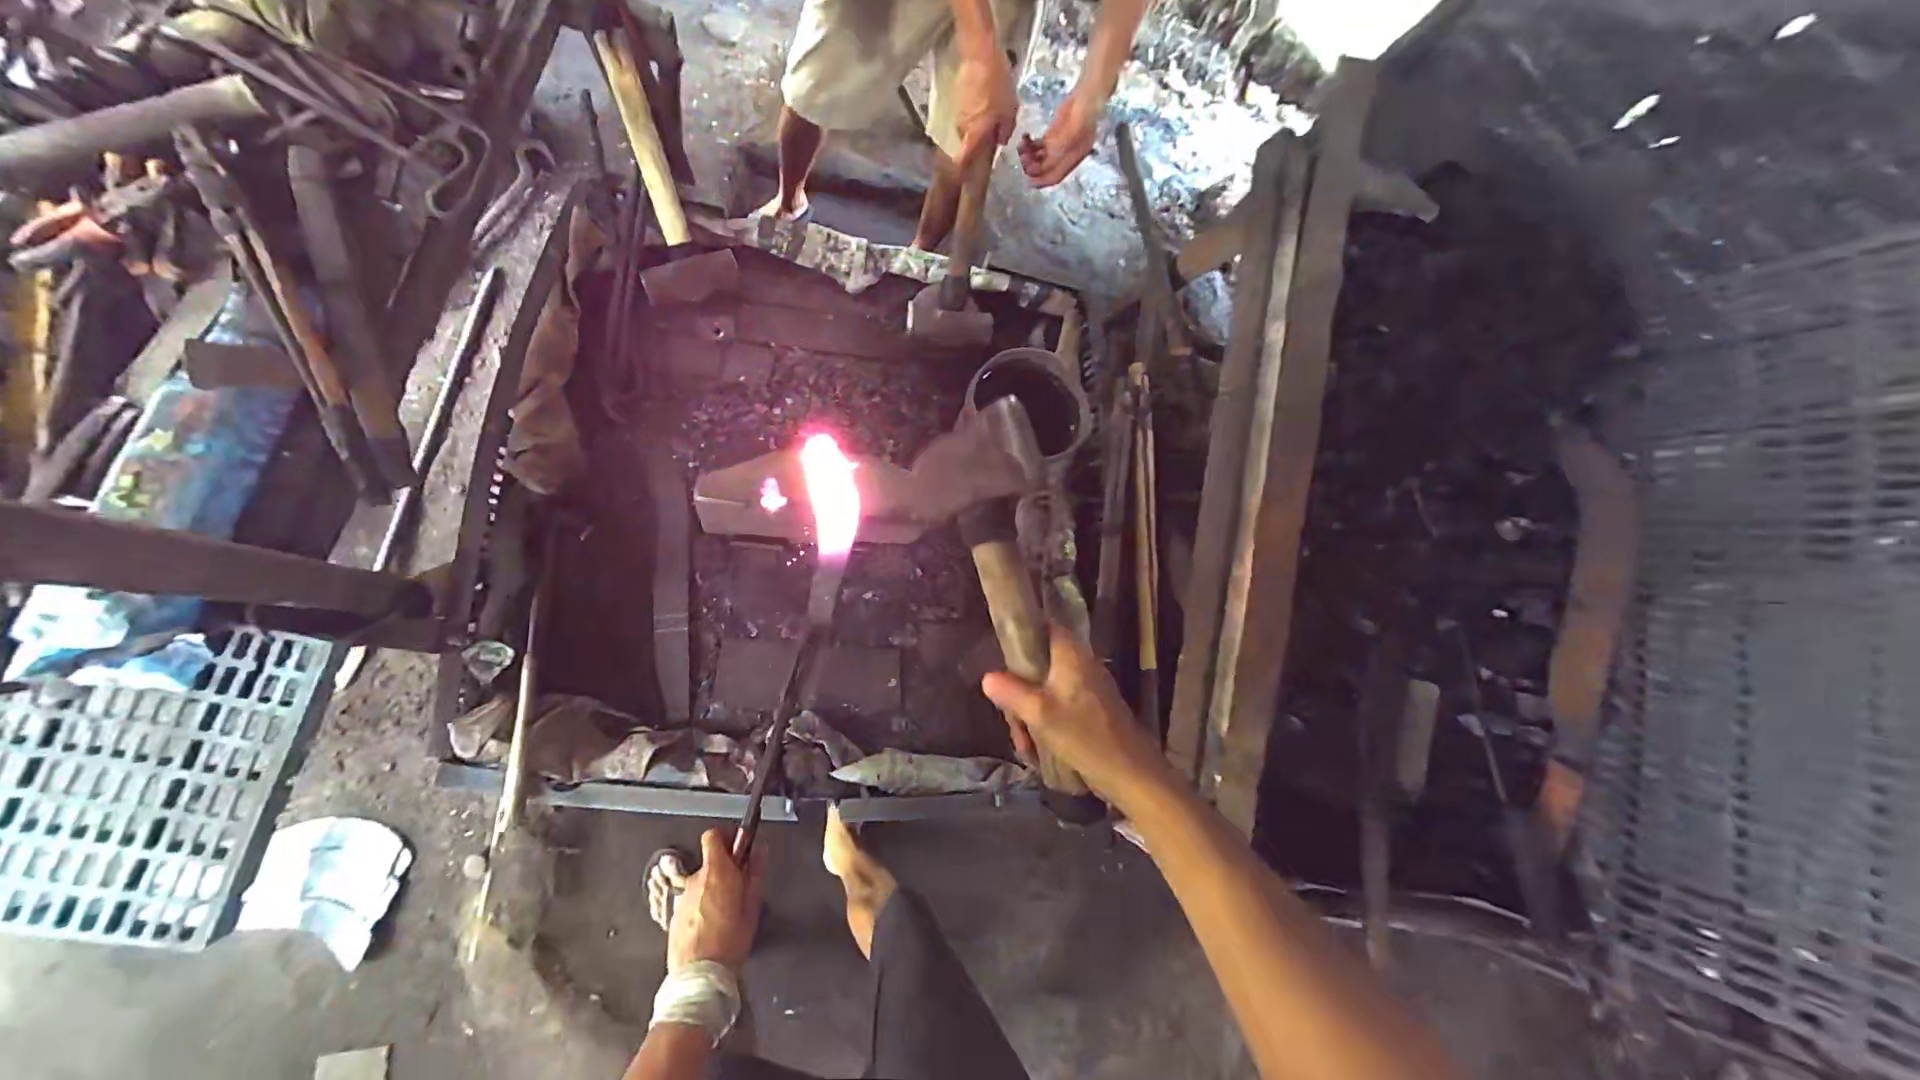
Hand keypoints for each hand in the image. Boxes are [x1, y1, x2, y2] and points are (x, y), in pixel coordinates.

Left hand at [667, 829, 764, 974]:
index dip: (727, 836)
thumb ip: (755, 871)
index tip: (739, 846)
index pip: (713, 834)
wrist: (698, 978)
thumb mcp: (752, 904)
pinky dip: (703, 905)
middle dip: (725, 868)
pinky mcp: (674, 916)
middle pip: (710, 860)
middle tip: (741, 885)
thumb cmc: (729, 941)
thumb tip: (759, 847)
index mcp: (716, 871)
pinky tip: (714, 925)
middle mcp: (696, 880)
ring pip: (702, 883)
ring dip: (714, 888)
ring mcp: (683, 898)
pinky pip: (693, 901)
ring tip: (728, 911)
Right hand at [951, 46, 1017, 172]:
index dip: (962, 170)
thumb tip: (1000, 141)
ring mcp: (958, 112)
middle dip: (976, 144)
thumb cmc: (997, 86)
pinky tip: (985, 101)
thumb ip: (1005, 131)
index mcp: (975, 134)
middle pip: (966, 143)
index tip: (964, 178)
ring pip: (967, 127)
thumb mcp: (1010, 111)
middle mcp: (962, 127)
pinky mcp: (957, 99)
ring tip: (990, 115)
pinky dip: (974, 112)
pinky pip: (967, 113)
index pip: (963, 159)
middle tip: (990, 137)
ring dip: (976, 126)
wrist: (980, 53)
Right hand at [981, 625, 1173, 805]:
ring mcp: (1089, 687)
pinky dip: (1045, 721)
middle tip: (1012, 719)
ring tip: (1025, 741)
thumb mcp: (1040, 714)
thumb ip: (1011, 692)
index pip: (1045, 627)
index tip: (1000, 654)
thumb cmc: (1085, 736)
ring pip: (1047, 687)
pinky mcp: (1093, 709)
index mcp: (1071, 655)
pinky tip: (1038, 747)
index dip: (1022, 634)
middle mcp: (1082, 663)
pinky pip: (1059, 704)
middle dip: (1019, 689)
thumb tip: (987, 677)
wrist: (1131, 773)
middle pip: (1040, 662)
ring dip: (1030, 711)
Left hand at [1018, 90, 1102, 186]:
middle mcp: (1065, 156)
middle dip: (1032, 167)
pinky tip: (1024, 138)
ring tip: (1021, 146)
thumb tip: (1045, 161)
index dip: (1041, 180)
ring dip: (1028, 156)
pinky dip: (1029, 146)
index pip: (1055, 176)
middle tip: (1022, 157)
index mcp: (1073, 159)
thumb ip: (1061, 145)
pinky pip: (1038, 146)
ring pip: (1039, 158)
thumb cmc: (1085, 109)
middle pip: (1045, 169)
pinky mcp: (1053, 135)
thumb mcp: (1075, 128)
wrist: (1088, 92)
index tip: (1028, 177)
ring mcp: (1058, 146)